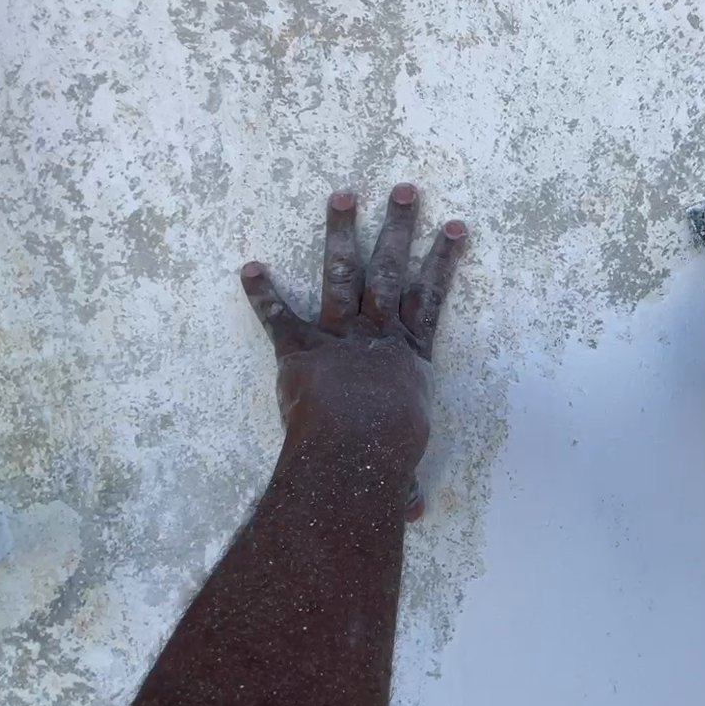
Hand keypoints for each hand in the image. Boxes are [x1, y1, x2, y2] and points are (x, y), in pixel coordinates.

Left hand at [241, 185, 467, 519]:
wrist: (354, 454)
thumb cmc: (388, 457)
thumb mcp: (401, 468)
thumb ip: (400, 482)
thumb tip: (412, 516)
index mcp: (408, 354)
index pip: (431, 297)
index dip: (444, 261)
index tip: (456, 225)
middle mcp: (377, 335)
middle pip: (390, 270)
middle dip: (397, 228)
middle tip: (403, 188)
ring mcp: (338, 338)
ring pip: (342, 275)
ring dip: (340, 234)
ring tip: (342, 193)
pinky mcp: (299, 350)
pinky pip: (279, 318)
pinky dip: (263, 294)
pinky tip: (248, 265)